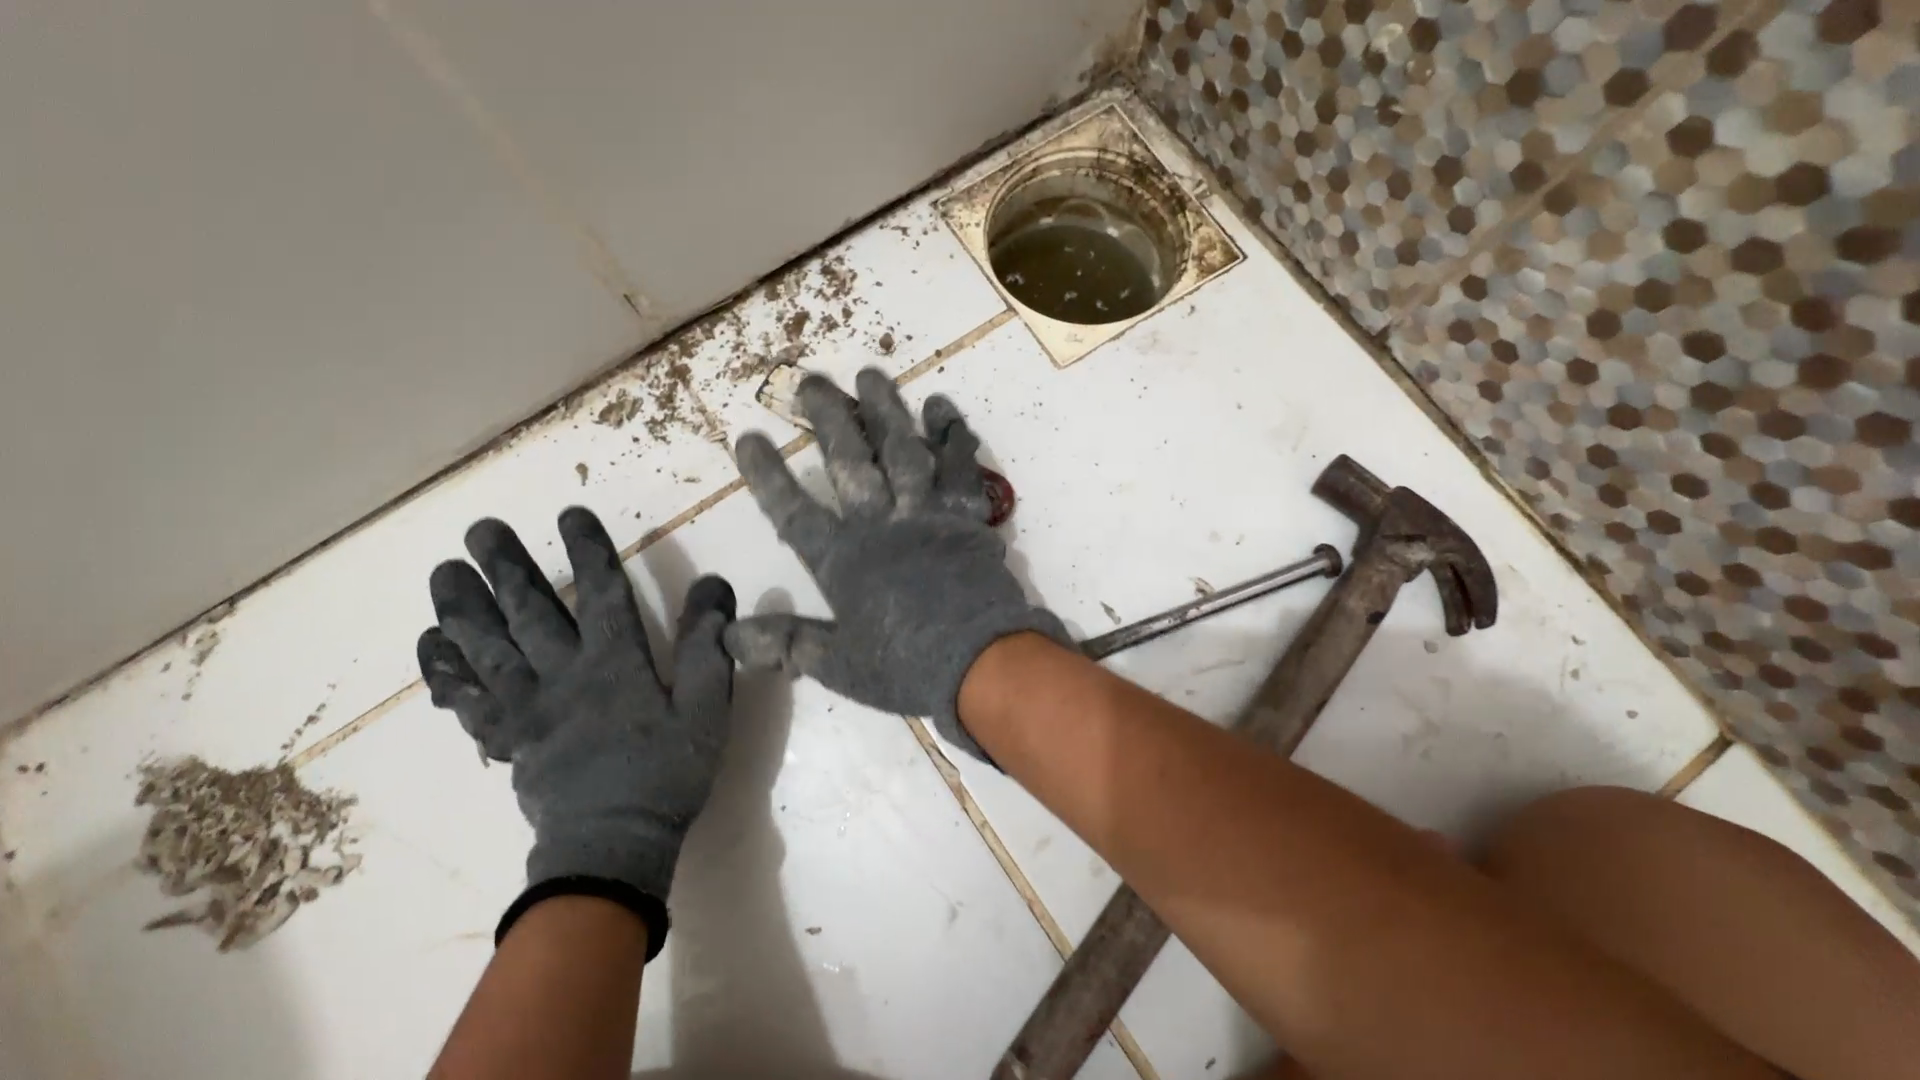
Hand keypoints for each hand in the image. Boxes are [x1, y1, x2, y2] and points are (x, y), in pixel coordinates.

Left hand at [417, 507, 733, 949]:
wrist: (613, 845)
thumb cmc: (667, 774)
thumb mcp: (707, 710)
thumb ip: (709, 647)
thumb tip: (715, 586)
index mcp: (616, 664)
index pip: (601, 592)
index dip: (588, 549)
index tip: (570, 512)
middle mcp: (563, 674)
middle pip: (530, 611)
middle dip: (506, 566)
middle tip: (480, 528)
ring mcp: (526, 707)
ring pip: (487, 648)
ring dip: (463, 608)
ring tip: (444, 572)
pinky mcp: (506, 737)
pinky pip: (466, 700)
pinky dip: (445, 672)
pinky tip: (430, 647)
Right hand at [724, 368, 1066, 760]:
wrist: (981, 661)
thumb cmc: (904, 666)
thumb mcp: (838, 663)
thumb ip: (787, 642)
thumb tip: (730, 637)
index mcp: (843, 559)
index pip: (793, 511)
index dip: (768, 475)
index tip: (747, 436)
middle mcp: (881, 524)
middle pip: (849, 461)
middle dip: (827, 419)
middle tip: (811, 380)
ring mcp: (927, 514)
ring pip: (903, 450)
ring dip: (885, 410)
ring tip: (871, 374)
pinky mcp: (967, 516)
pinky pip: (959, 468)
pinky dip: (952, 436)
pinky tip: (942, 408)